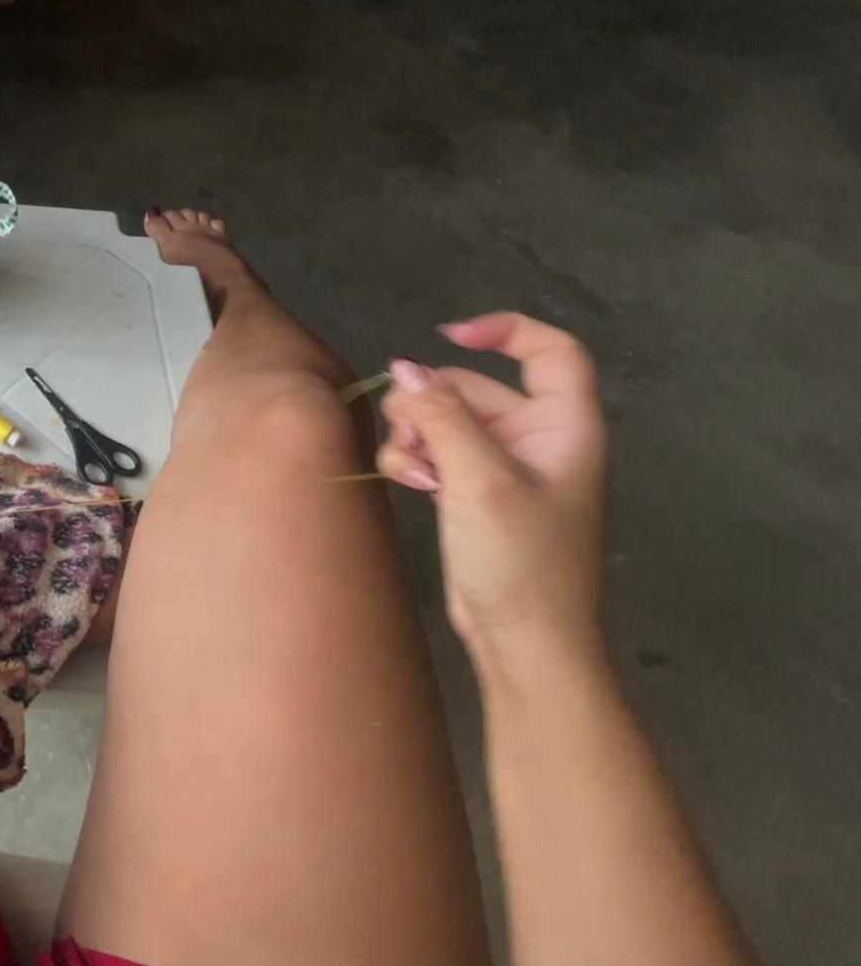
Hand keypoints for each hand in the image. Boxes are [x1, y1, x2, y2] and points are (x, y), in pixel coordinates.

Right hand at [377, 313, 608, 652]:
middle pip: (472, 388)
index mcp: (563, 425)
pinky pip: (432, 453)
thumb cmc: (520, 557)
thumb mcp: (479, 479)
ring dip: (414, 436)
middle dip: (430, 404)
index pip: (550, 351)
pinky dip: (413, 461)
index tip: (446, 335)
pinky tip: (411, 486)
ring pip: (442, 420)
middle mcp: (533, 438)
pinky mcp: (469, 491)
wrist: (520, 634)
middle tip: (409, 437)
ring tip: (413, 474)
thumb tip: (402, 366)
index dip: (505, 331)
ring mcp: (498, 466)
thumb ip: (441, 417)